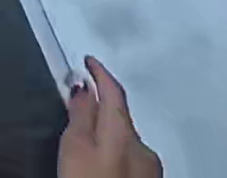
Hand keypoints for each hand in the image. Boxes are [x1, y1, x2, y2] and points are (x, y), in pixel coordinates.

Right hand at [58, 56, 160, 177]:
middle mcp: (145, 149)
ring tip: (86, 135)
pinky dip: (115, 153)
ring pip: (126, 140)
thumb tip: (82, 83)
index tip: (88, 60)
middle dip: (103, 105)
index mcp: (124, 131)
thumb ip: (80, 112)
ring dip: (109, 131)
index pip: (115, 90)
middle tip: (80, 97)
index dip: (100, 71)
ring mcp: (152, 173)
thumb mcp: (74, 146)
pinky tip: (101, 164)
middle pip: (121, 116)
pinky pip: (131, 160)